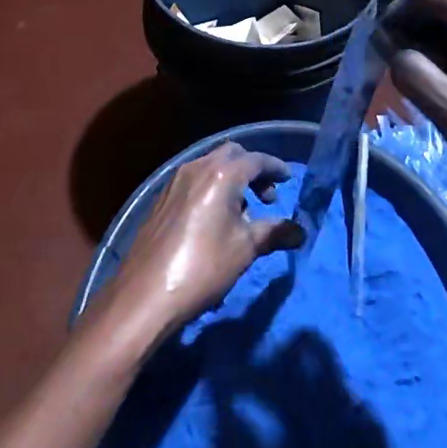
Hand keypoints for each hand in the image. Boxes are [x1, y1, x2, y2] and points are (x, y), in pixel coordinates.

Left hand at [94, 142, 303, 348]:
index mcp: (221, 174)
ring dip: (231, 178)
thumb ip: (274, 233)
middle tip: (266, 198)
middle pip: (231, 155)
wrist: (146, 292)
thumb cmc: (203, 266)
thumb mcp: (245, 249)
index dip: (276, 168)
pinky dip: (211, 187)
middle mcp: (197, 168)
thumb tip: (300, 231)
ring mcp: (175, 181)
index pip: (256, 160)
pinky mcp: (162, 198)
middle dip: (252, 170)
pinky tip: (214, 219)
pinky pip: (194, 180)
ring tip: (242, 213)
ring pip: (210, 165)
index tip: (288, 179)